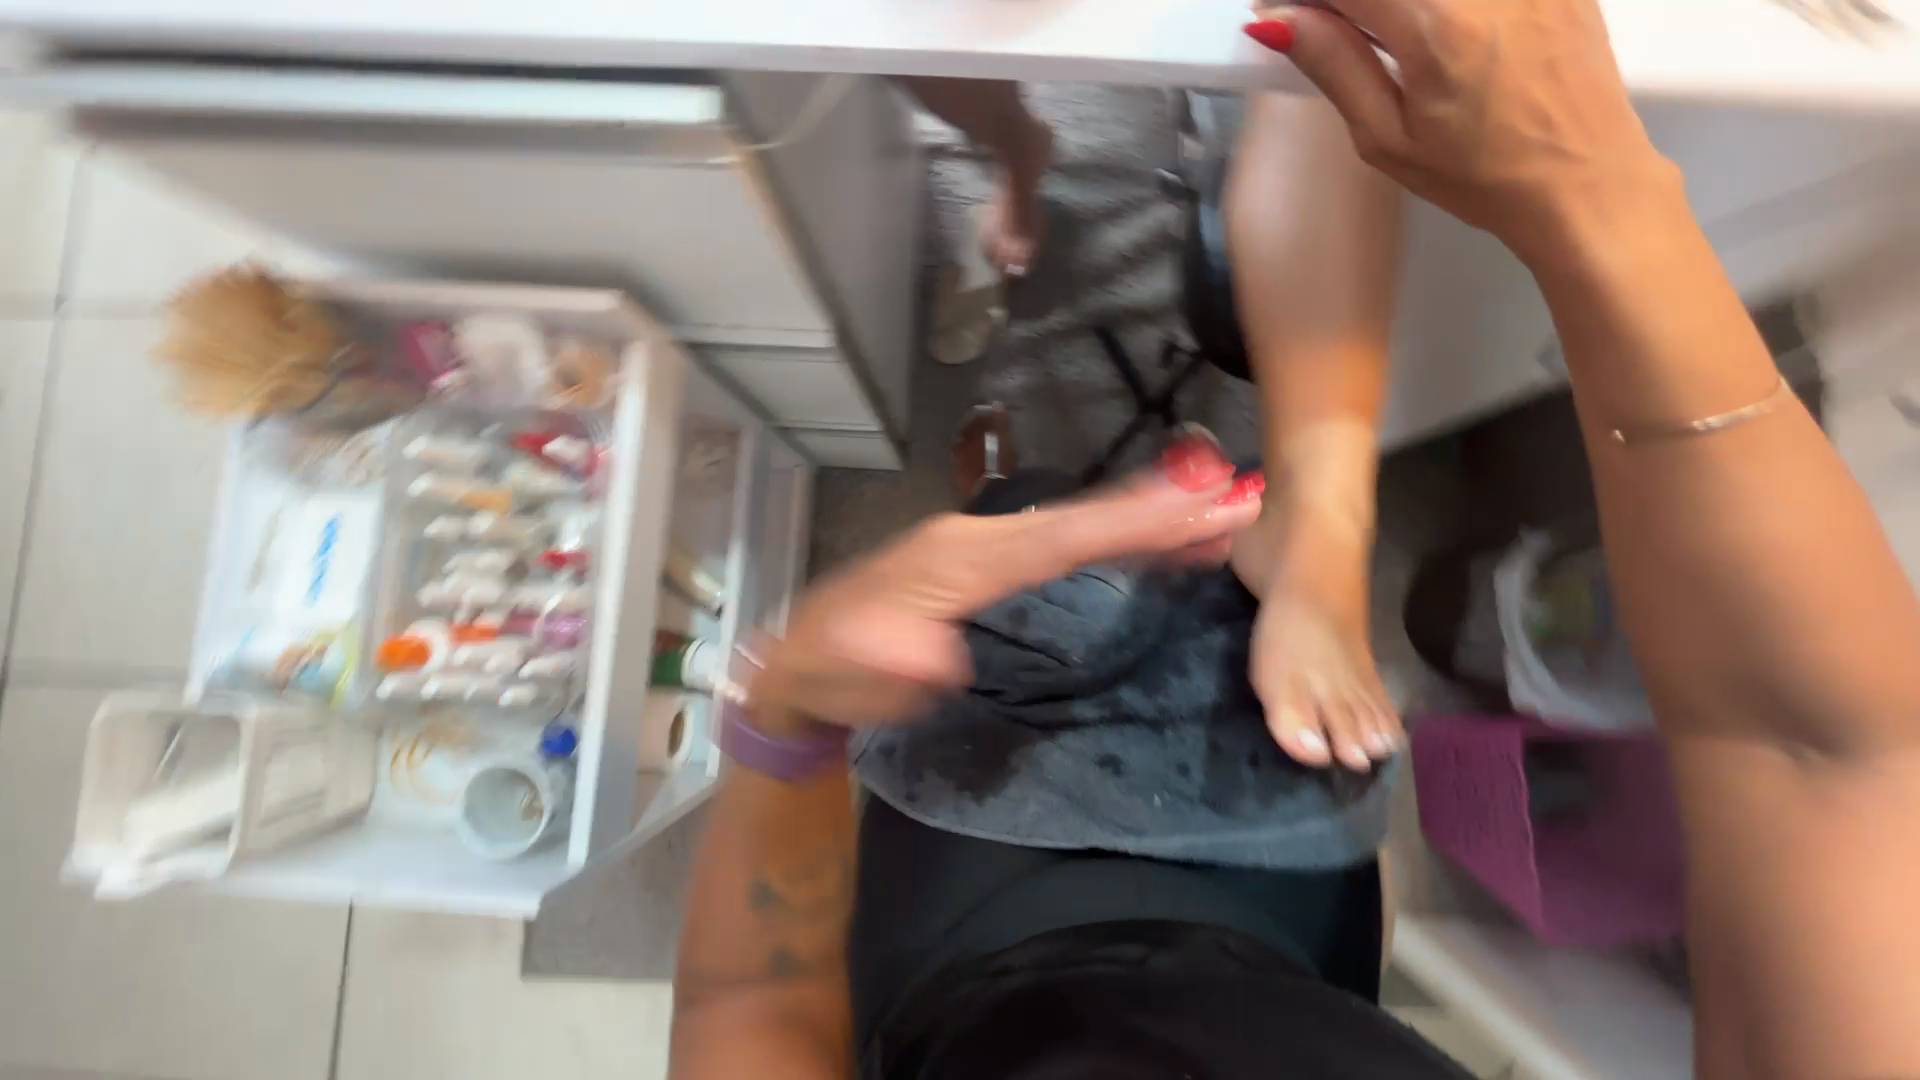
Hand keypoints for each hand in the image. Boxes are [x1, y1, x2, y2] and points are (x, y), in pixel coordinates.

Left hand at [751, 468, 1263, 728]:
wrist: (797, 664)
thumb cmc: (827, 676)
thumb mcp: (840, 678)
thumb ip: (883, 665)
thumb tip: (937, 656)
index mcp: (951, 560)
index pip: (1052, 540)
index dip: (1124, 527)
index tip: (1194, 512)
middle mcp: (970, 538)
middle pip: (1074, 520)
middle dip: (1154, 512)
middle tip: (1234, 499)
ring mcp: (976, 545)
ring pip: (1070, 525)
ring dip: (1141, 520)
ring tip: (1213, 515)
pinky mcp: (979, 560)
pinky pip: (1056, 543)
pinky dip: (1107, 537)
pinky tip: (1144, 542)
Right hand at [1247, 0, 1674, 263]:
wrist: (1580, 177)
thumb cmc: (1481, 174)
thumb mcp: (1385, 139)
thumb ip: (1334, 67)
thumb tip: (1282, 21)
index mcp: (1437, 25)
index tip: (1280, 12)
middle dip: (1347, 2)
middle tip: (1324, 25)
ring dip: (1393, 6)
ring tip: (1379, 33)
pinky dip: (1437, 5)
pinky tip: (1434, 30)